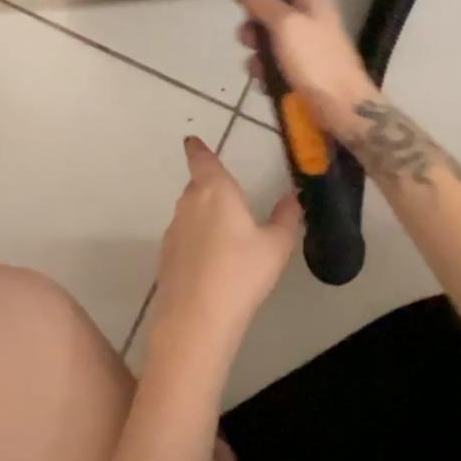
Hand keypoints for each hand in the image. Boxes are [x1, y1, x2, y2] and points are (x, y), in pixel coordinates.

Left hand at [150, 137, 301, 342]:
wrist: (196, 320)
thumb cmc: (241, 273)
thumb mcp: (276, 246)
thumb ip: (286, 218)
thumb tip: (294, 197)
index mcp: (215, 191)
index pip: (202, 160)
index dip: (198, 149)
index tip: (191, 140)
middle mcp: (189, 204)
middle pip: (197, 186)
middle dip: (209, 186)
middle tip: (229, 197)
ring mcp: (173, 232)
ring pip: (189, 213)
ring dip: (203, 216)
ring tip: (225, 234)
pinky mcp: (166, 258)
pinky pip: (184, 238)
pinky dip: (196, 241)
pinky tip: (212, 263)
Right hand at [237, 0, 381, 133]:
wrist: (341, 107)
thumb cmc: (315, 60)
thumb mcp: (286, 25)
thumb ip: (265, 3)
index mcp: (313, 1)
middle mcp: (311, 20)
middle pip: (275, 11)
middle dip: (255, 23)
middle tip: (245, 36)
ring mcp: (308, 48)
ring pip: (272, 41)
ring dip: (258, 52)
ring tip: (254, 66)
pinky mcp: (303, 73)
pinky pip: (277, 66)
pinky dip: (267, 72)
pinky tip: (263, 82)